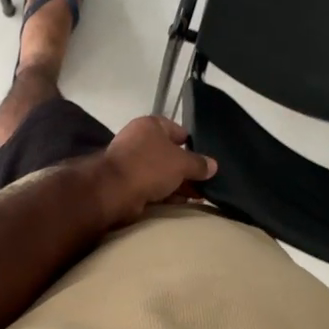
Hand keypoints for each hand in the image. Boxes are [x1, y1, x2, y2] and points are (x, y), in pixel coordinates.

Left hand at [93, 116, 216, 224]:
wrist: (115, 190)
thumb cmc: (150, 166)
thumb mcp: (181, 163)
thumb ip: (199, 164)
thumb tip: (213, 166)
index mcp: (151, 125)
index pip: (177, 130)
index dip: (193, 144)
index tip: (206, 158)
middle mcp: (139, 140)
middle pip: (169, 153)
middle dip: (187, 168)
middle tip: (206, 180)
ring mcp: (131, 162)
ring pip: (162, 172)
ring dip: (178, 183)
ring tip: (199, 194)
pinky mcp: (127, 183)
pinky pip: (152, 186)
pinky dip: (166, 193)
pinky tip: (182, 202)